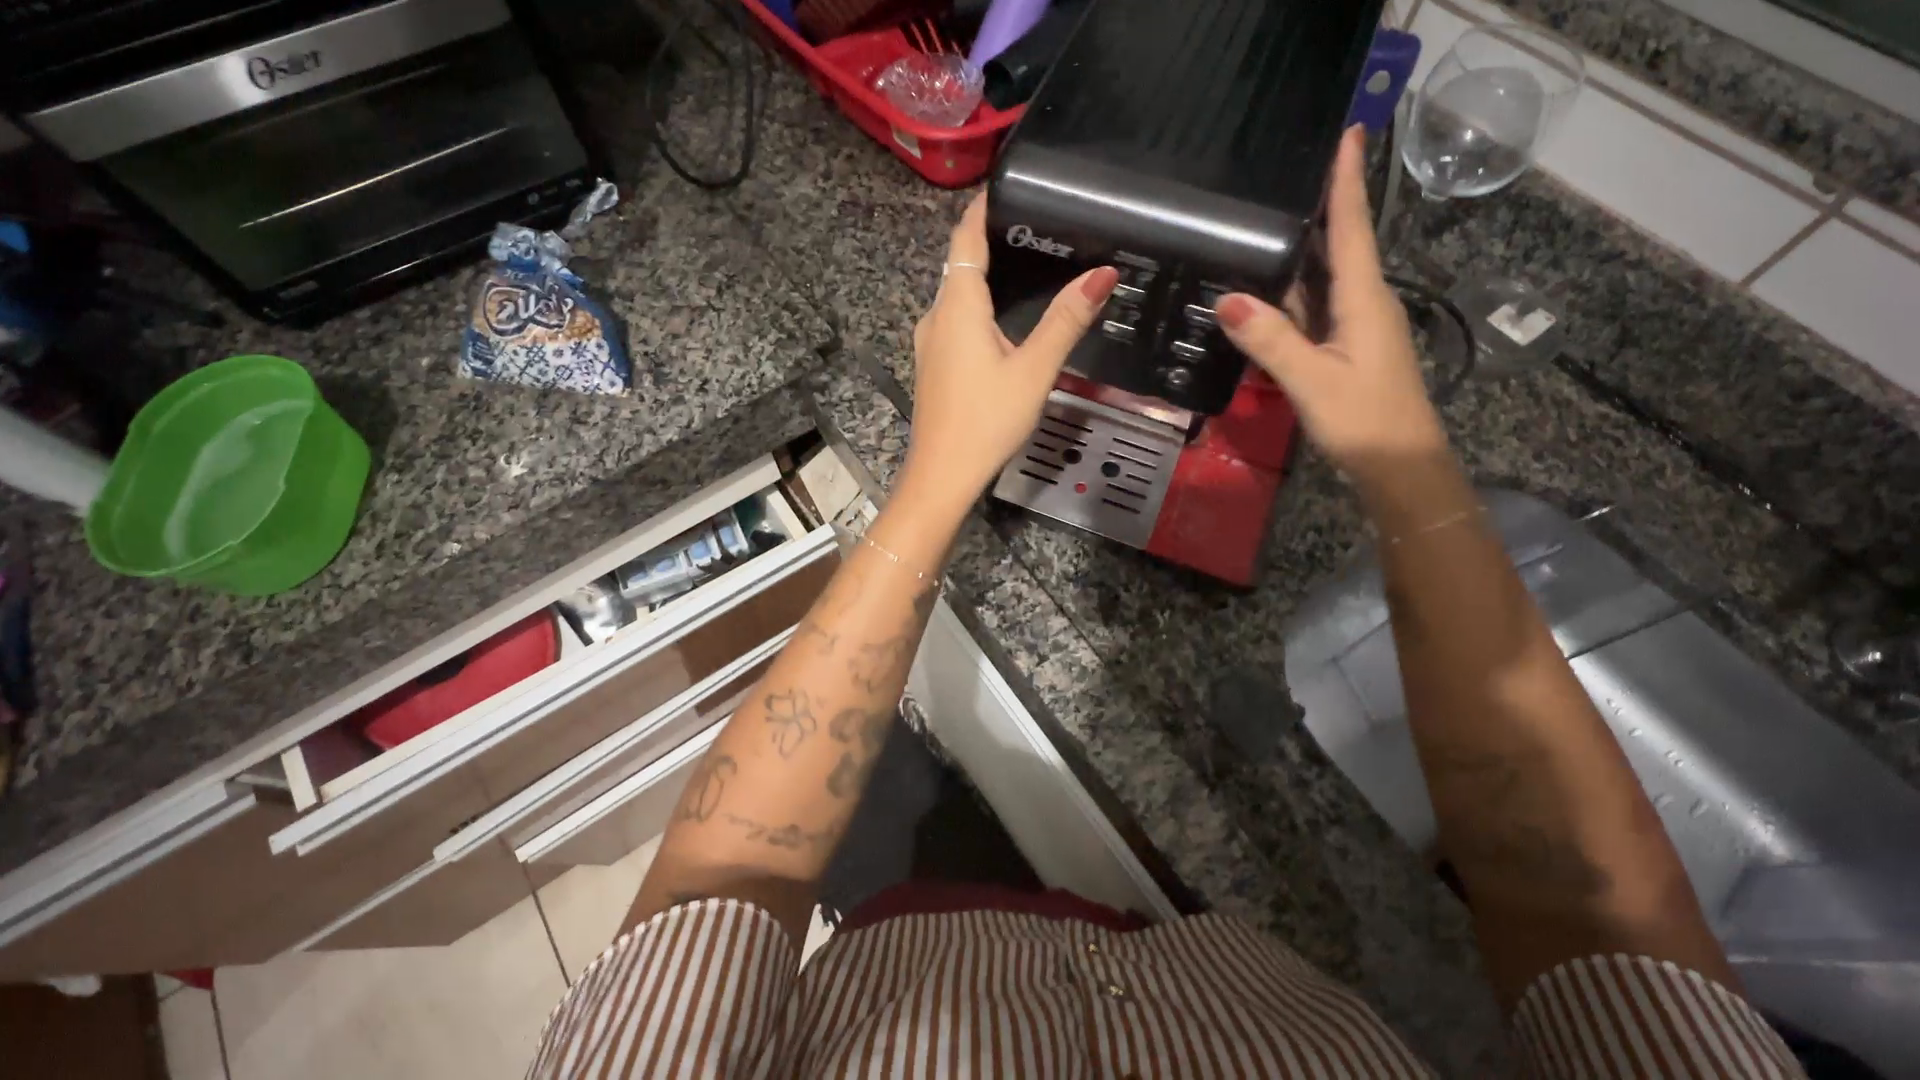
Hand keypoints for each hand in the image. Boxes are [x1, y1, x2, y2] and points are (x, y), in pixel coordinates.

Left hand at [901, 194, 1118, 505]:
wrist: (941, 475)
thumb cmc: (986, 420)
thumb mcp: (1034, 370)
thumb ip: (1066, 320)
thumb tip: (1102, 273)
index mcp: (957, 305)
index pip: (966, 237)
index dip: (985, 207)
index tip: (1012, 184)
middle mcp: (936, 314)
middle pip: (961, 262)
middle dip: (993, 238)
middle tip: (1038, 223)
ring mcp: (930, 341)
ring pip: (958, 292)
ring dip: (987, 274)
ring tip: (1031, 261)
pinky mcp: (934, 364)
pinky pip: (956, 318)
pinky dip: (979, 304)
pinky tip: (1007, 316)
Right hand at [1215, 126, 1448, 484]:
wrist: (1400, 468)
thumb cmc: (1365, 420)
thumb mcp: (1313, 381)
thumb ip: (1271, 340)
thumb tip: (1227, 299)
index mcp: (1364, 300)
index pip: (1352, 229)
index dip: (1348, 181)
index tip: (1347, 133)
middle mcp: (1363, 304)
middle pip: (1338, 245)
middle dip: (1318, 205)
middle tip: (1287, 171)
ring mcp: (1354, 328)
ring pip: (1323, 278)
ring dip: (1298, 251)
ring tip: (1264, 220)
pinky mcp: (1343, 350)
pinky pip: (1313, 309)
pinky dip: (1290, 293)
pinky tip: (1264, 289)